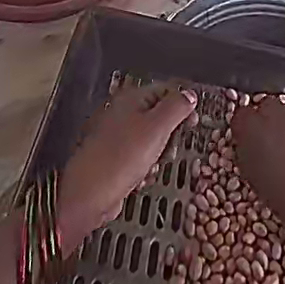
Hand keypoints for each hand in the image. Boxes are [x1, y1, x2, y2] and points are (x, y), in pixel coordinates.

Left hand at [58, 83, 196, 248]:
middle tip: (169, 148)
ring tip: (152, 166)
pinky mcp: (115, 159)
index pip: (165, 90)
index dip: (182, 104)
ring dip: (158, 156)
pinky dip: (145, 169)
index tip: (193, 122)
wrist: (90, 193)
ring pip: (152, 141)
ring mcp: (117, 136)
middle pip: (160, 117)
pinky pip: (141, 159)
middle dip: (170, 136)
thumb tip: (190, 94)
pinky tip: (140, 177)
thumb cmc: (122, 156)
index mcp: (130, 99)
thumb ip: (176, 107)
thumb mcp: (157, 127)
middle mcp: (122, 113)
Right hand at [229, 97, 284, 235]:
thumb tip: (247, 144)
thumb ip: (246, 152)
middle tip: (266, 140)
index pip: (240, 115)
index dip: (243, 127)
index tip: (245, 137)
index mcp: (252, 128)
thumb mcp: (253, 177)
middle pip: (265, 107)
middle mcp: (277, 117)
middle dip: (265, 120)